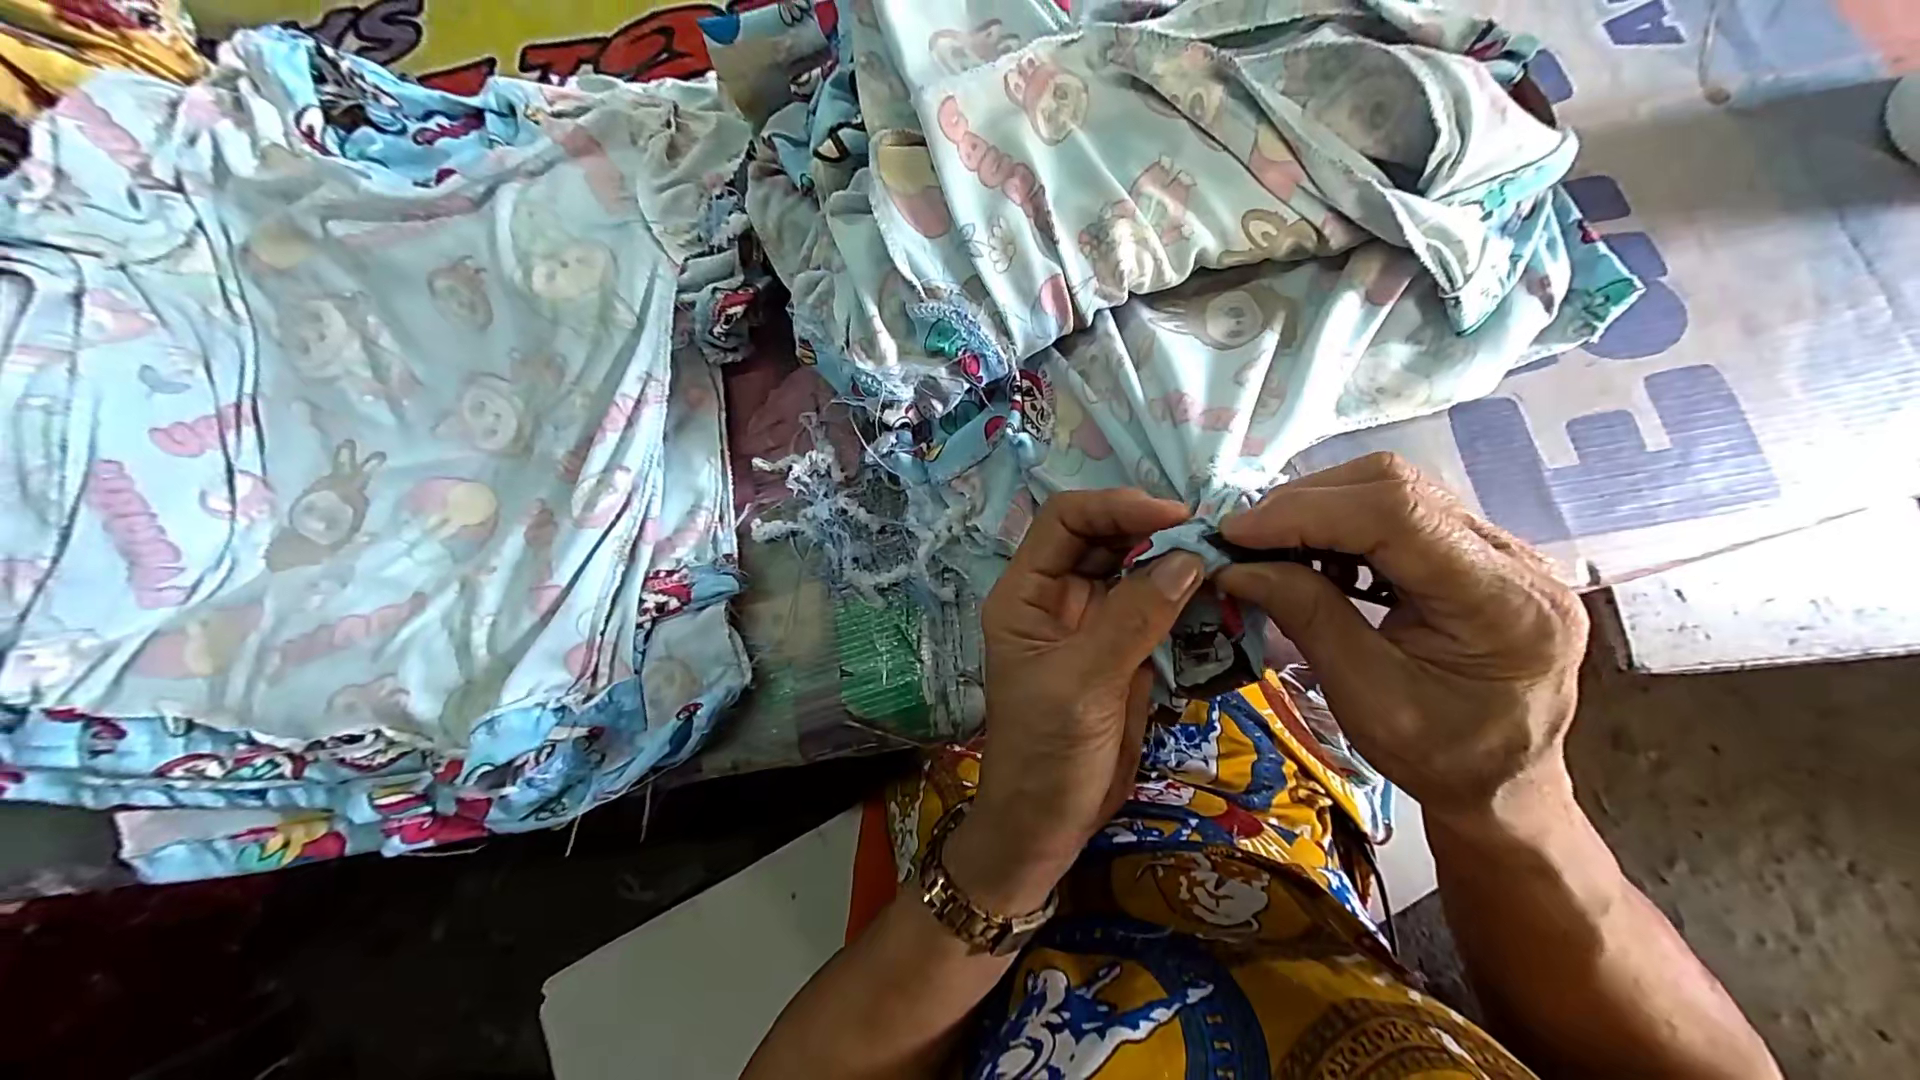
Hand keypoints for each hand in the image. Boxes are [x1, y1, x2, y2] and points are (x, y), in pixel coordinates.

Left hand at [952, 489, 1203, 911]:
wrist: (1048, 822)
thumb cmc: (1046, 753)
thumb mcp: (1083, 684)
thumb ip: (1132, 619)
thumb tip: (1188, 560)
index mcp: (1025, 593)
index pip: (1063, 521)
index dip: (1115, 507)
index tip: (1174, 514)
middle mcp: (1056, 597)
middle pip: (1104, 538)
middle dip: (1153, 530)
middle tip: (1213, 536)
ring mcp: (1092, 622)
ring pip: (1134, 570)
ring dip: (1175, 562)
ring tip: (1224, 559)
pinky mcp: (1122, 649)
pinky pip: (1154, 609)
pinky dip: (1184, 599)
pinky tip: (1218, 595)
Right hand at [1214, 453, 1587, 822]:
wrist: (1503, 784)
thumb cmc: (1438, 757)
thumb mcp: (1364, 697)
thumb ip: (1306, 617)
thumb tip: (1234, 566)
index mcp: (1502, 604)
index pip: (1397, 515)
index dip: (1305, 512)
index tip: (1234, 533)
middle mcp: (1512, 559)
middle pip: (1394, 486)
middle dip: (1302, 503)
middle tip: (1239, 537)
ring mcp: (1498, 549)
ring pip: (1392, 487)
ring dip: (1314, 506)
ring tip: (1265, 542)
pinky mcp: (1473, 550)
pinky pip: (1395, 510)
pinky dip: (1335, 520)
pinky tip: (1306, 549)